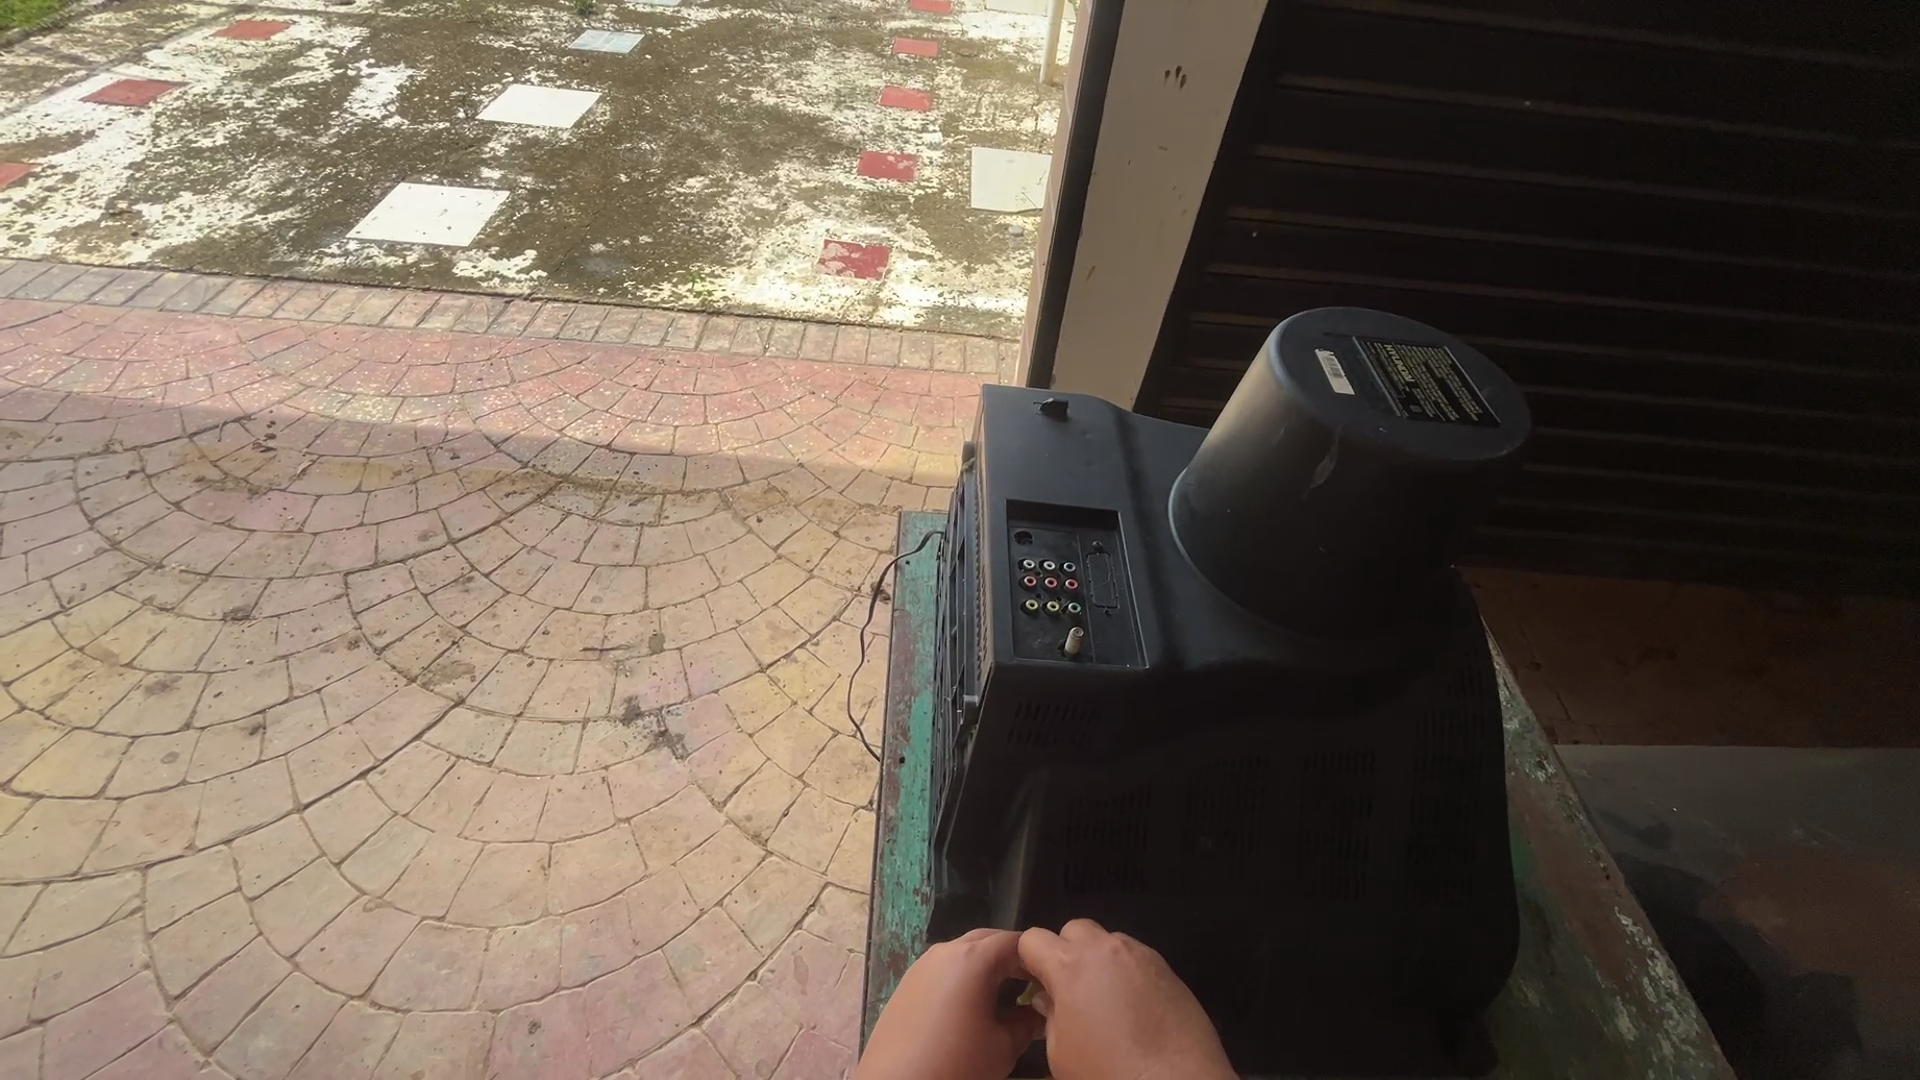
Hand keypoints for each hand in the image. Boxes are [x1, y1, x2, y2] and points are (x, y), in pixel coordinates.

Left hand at [855, 928, 1042, 1079]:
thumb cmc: (956, 1064)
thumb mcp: (1001, 1048)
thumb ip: (1026, 1024)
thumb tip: (1039, 1013)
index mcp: (973, 958)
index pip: (1013, 941)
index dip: (1035, 955)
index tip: (1049, 977)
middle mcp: (947, 950)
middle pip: (987, 940)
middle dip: (1009, 956)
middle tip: (1028, 983)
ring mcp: (923, 964)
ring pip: (962, 951)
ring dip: (984, 965)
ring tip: (1001, 995)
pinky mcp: (907, 982)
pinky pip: (943, 967)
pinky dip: (961, 976)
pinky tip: (967, 1006)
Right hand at [1019, 919, 1237, 1079]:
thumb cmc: (1109, 1074)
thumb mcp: (1061, 1055)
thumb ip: (1049, 1016)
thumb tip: (1048, 997)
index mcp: (1068, 965)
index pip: (1033, 938)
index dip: (1029, 958)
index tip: (1035, 982)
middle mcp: (1102, 947)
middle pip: (1073, 929)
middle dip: (1067, 952)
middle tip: (1073, 991)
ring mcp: (1137, 953)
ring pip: (1107, 941)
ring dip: (1099, 961)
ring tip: (1109, 1003)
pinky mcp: (1165, 966)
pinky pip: (1135, 958)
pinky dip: (1127, 973)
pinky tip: (1137, 1009)